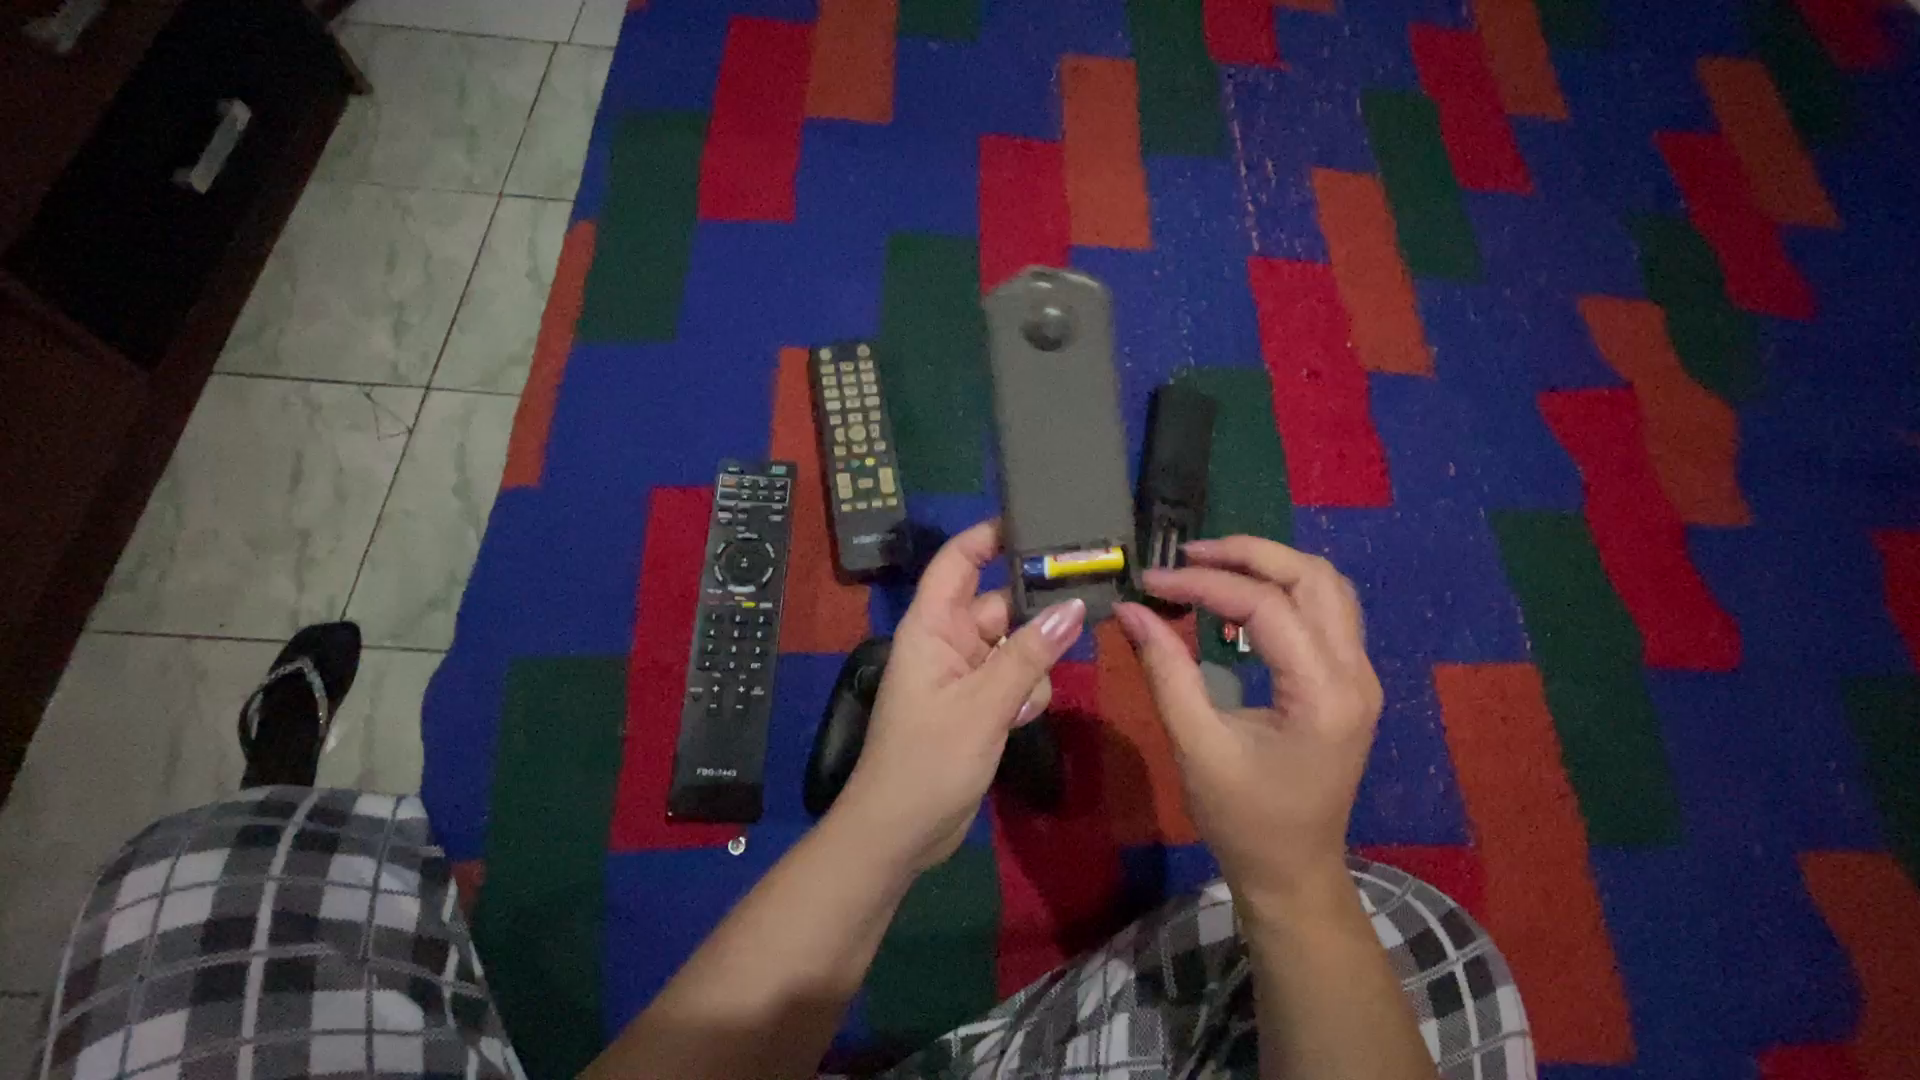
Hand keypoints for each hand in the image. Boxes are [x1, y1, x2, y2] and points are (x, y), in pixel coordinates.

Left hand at [830, 521, 1086, 872]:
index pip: (958, 561)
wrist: (901, 832)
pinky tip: (1020, 721)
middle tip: (1085, 605)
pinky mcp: (976, 704)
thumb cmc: (928, 761)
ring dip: (1031, 666)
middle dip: (1034, 613)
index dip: (990, 535)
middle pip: (999, 604)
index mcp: (931, 627)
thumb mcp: (983, 705)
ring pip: (1014, 645)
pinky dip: (1024, 693)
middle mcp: (947, 641)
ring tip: (1025, 701)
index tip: (1037, 519)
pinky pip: (1012, 679)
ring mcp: (962, 674)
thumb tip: (1073, 608)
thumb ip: (1029, 655)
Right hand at [1113, 536, 1381, 913]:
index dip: (1203, 584)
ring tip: (1212, 568)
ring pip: (1328, 586)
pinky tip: (1243, 600)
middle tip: (1187, 557)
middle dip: (1248, 555)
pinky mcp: (1350, 682)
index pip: (1266, 606)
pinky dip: (1286, 590)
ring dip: (1272, 566)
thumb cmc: (1244, 820)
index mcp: (1323, 694)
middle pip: (1313, 577)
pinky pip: (1328, 611)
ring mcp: (1361, 676)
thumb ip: (1166, 671)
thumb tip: (1130, 610)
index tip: (1151, 582)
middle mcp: (1356, 674)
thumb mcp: (1198, 746)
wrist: (1293, 872)